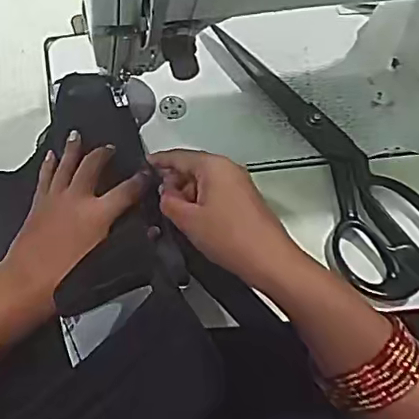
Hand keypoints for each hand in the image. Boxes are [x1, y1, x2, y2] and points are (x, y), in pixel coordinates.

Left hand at [0, 132, 146, 305]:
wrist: (26, 283)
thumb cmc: (63, 280)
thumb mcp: (105, 265)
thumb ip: (128, 244)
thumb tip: (146, 232)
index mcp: (98, 214)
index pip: (127, 190)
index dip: (140, 180)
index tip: (146, 174)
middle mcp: (76, 199)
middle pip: (92, 165)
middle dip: (104, 153)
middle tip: (110, 148)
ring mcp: (55, 198)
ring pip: (66, 164)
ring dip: (74, 149)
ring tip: (77, 136)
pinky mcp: (38, 203)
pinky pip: (45, 175)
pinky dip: (49, 163)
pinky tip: (51, 156)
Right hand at [149, 149, 320, 288]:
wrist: (270, 262)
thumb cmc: (238, 240)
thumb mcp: (186, 219)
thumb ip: (167, 201)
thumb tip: (164, 195)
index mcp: (214, 166)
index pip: (177, 156)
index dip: (158, 161)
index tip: (148, 164)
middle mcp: (229, 170)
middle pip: (191, 168)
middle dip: (174, 184)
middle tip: (162, 202)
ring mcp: (239, 185)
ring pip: (203, 183)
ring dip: (189, 197)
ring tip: (184, 220)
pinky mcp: (245, 201)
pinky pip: (216, 195)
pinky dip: (203, 205)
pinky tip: (200, 225)